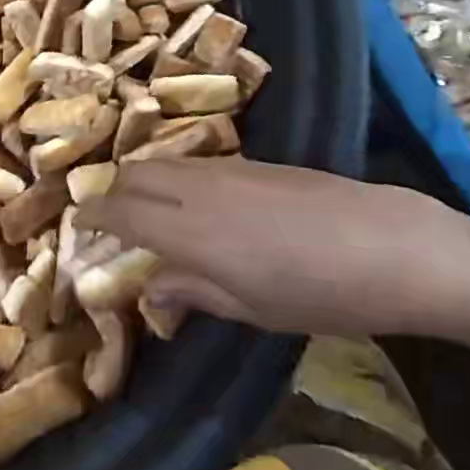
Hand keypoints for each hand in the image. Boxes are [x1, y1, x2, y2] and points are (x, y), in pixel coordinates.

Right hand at [76, 157, 469, 336]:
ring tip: (146, 209)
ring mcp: (230, 168)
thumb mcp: (251, 308)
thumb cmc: (318, 293)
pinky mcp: (256, 161)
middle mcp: (201, 188)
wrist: (389, 244)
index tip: (79, 224)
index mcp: (192, 232)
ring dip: (145, 180)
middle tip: (109, 219)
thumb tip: (150, 289)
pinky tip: (195, 202)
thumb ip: (193, 291)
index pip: (124, 212)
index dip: (96, 216)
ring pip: (167, 162)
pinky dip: (177, 177)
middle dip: (114, 191)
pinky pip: (197, 162)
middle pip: (137, 173)